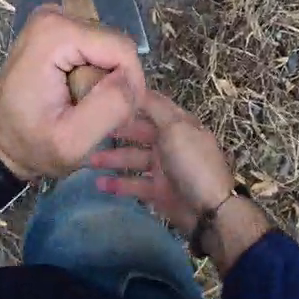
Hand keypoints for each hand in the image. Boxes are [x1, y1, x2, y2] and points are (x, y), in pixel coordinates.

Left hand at [0, 6, 146, 180]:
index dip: (129, 85)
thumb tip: (130, 79)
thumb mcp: (72, 142)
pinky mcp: (57, 27)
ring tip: (83, 106)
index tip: (116, 116)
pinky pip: (97, 47)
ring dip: (105, 80)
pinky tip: (78, 93)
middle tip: (95, 114)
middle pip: (115, 45)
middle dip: (115, 82)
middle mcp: (53, 16)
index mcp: (54, 34)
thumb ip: (108, 108)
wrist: (1, 140)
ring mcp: (54, 18)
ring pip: (109, 47)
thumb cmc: (32, 144)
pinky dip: (95, 73)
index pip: (122, 49)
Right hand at [89, 90, 235, 233]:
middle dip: (116, 131)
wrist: (210, 212)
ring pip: (132, 158)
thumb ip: (154, 107)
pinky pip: (134, 184)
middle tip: (90, 130)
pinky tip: (99, 183)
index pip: (151, 105)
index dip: (130, 100)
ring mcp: (164, 167)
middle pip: (138, 132)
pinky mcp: (158, 191)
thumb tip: (135, 86)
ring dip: (112, 159)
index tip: (104, 95)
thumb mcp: (175, 128)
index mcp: (178, 124)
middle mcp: (170, 142)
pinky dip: (118, 184)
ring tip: (88, 161)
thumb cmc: (192, 163)